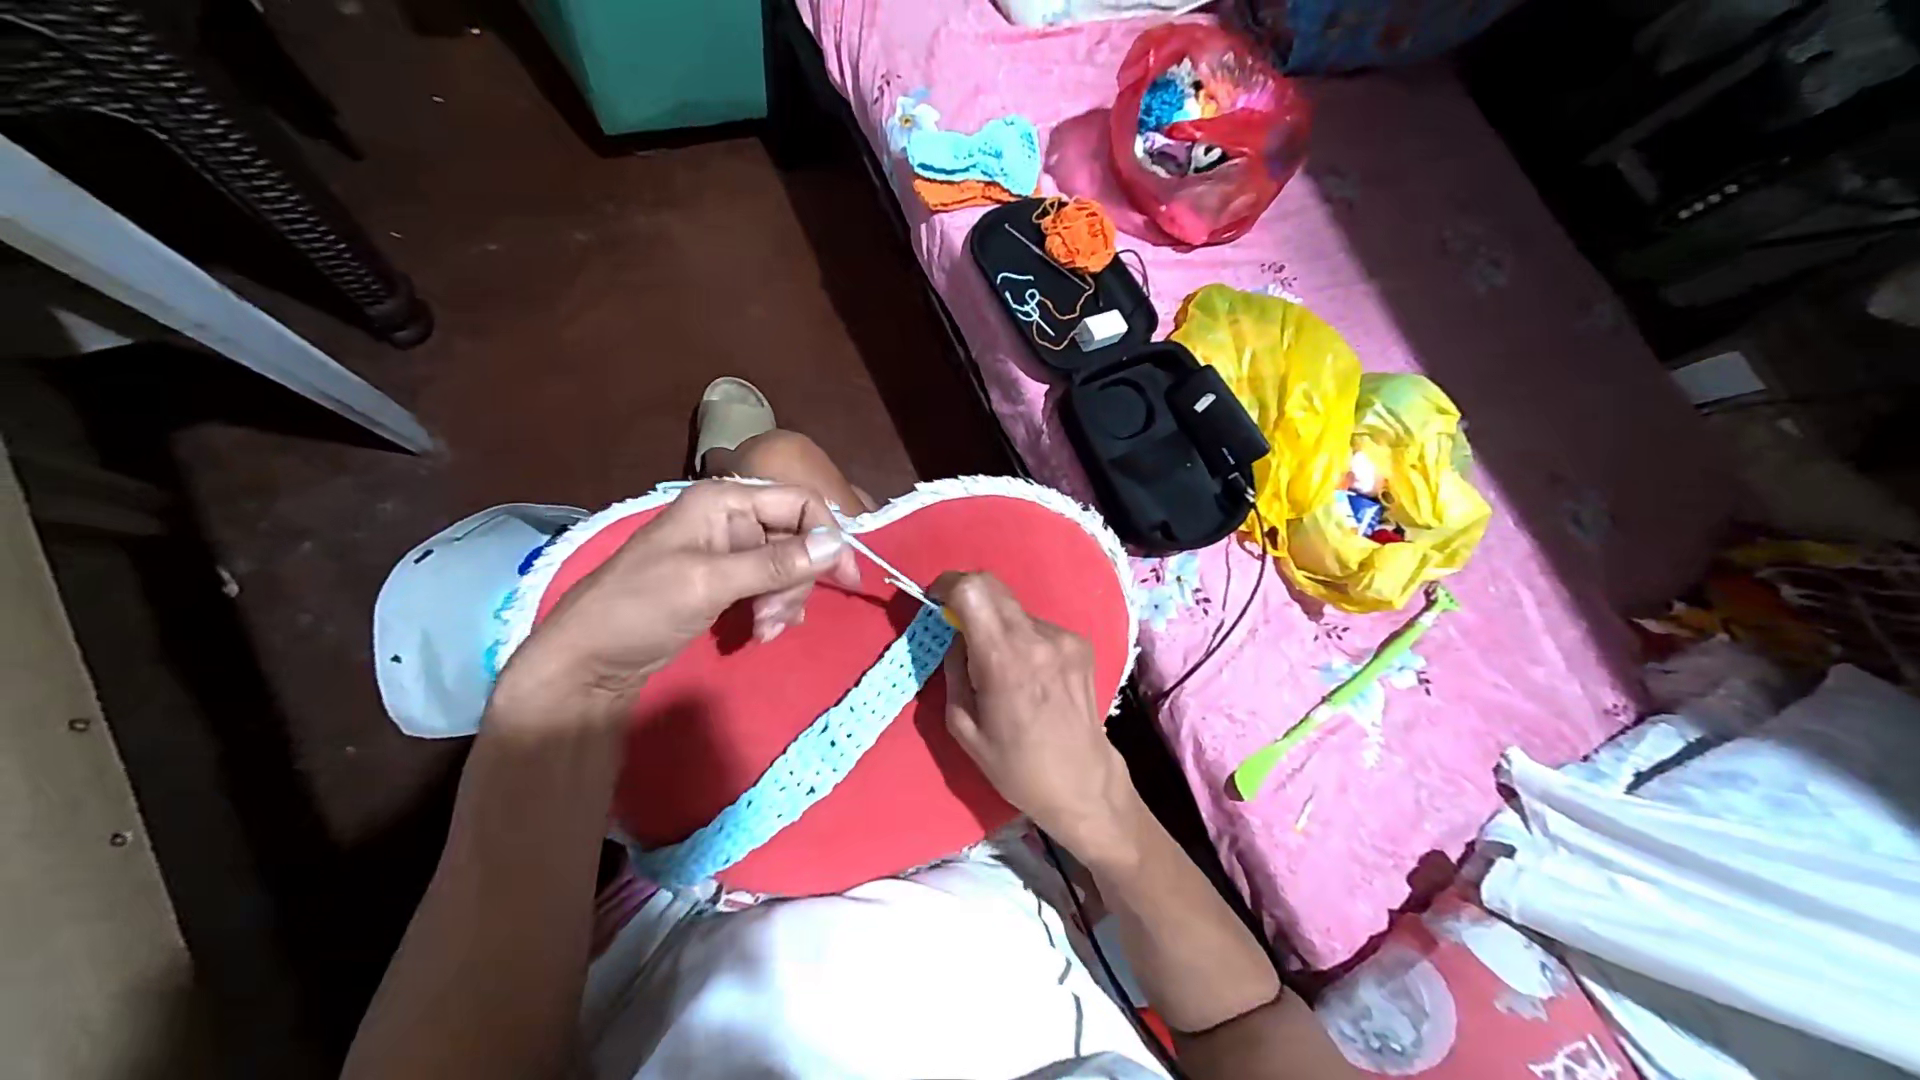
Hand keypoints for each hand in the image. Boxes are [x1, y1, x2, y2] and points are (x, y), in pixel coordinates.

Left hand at [490, 480, 860, 731]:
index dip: (828, 536)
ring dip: (786, 599)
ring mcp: (729, 549)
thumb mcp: (711, 582)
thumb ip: (776, 562)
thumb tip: (838, 545)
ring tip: (765, 630)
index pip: (799, 503)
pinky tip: (762, 631)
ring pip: (788, 565)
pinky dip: (774, 608)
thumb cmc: (641, 607)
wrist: (590, 658)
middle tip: (777, 618)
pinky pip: (770, 584)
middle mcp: (731, 517)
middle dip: (797, 580)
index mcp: (724, 500)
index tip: (846, 578)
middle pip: (797, 537)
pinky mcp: (727, 579)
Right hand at [932, 572, 1143, 865]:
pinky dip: (1020, 637)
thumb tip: (953, 635)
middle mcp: (1037, 638)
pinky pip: (1035, 624)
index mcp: (1004, 660)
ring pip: (1013, 607)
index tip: (935, 599)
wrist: (1083, 783)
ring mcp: (1063, 637)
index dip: (947, 584)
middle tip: (955, 623)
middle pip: (992, 584)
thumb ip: (953, 671)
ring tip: (997, 664)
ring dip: (995, 621)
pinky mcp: (1079, 642)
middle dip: (966, 595)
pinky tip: (1026, 672)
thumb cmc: (1016, 766)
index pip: (972, 590)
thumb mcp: (963, 727)